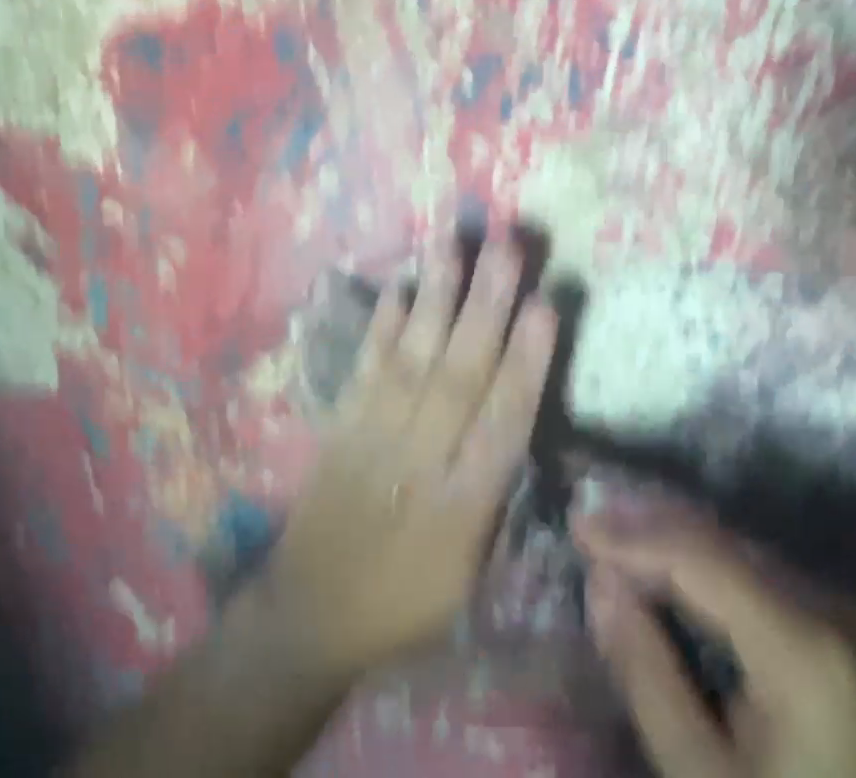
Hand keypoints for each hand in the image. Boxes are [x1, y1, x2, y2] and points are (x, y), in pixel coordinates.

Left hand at [250, 234, 556, 679]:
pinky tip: (400, 285)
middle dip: (486, 305)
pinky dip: (381, 325)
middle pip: (458, 374)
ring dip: (435, 297)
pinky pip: (363, 368)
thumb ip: (496, 504)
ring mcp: (373, 436)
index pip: (502, 423)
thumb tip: (521, 433)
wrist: (310, 615)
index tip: (545, 305)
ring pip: (411, 357)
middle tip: (509, 243)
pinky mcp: (339, 425)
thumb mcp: (470, 577)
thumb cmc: (406, 602)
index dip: (526, 363)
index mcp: (463, 505)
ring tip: (454, 240)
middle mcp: (419, 460)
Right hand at [577, 517, 855, 777]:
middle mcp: (851, 620)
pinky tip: (694, 589)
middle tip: (596, 527)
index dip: (633, 537)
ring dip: (695, 556)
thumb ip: (647, 672)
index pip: (703, 559)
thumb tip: (602, 584)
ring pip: (767, 569)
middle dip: (660, 534)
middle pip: (737, 551)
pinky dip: (736, 586)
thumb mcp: (702, 774)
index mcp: (808, 648)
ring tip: (630, 548)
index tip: (578, 525)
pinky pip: (796, 598)